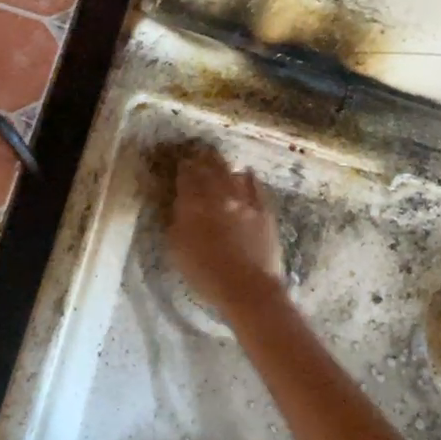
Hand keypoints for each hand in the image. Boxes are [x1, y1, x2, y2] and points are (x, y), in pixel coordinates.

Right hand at [166, 149, 283, 313]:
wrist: (247, 288)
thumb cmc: (206, 275)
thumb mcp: (178, 251)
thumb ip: (176, 224)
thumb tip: (179, 206)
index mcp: (194, 206)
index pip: (186, 179)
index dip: (183, 168)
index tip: (181, 162)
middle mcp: (220, 197)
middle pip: (210, 170)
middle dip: (203, 159)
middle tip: (199, 151)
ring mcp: (245, 202)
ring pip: (232, 174)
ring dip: (224, 165)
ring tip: (218, 158)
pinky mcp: (264, 212)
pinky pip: (256, 187)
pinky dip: (249, 178)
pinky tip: (246, 173)